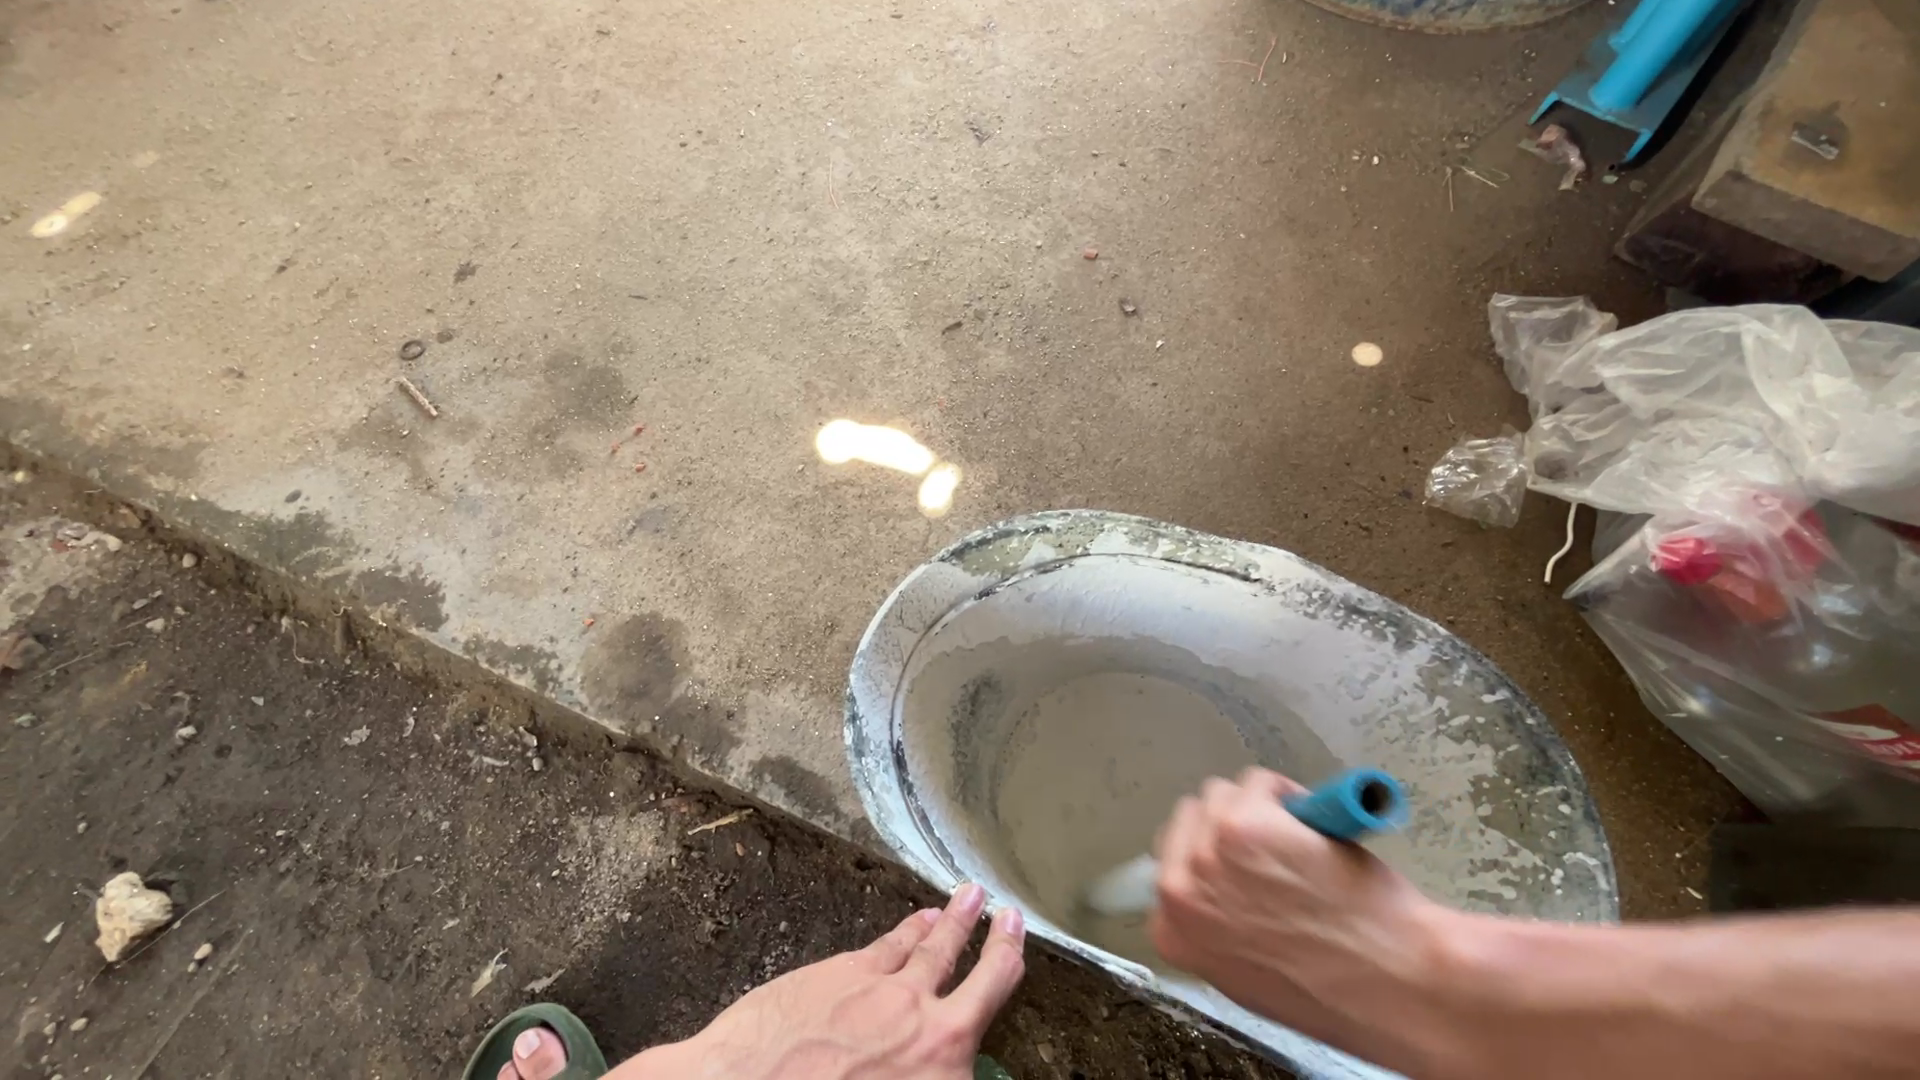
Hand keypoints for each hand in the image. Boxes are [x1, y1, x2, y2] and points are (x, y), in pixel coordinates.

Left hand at [629, 883, 1024, 1079]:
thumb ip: (926, 1069)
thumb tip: (940, 1060)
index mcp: (943, 1068)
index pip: (989, 1020)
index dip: (1008, 975)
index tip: (1016, 955)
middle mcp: (928, 1025)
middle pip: (980, 974)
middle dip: (1000, 942)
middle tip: (1010, 915)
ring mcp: (890, 992)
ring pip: (936, 946)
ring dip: (956, 920)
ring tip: (969, 898)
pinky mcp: (850, 971)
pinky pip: (894, 943)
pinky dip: (913, 928)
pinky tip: (920, 918)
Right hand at [1148, 768, 1453, 1060]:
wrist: (1394, 985)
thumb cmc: (1334, 989)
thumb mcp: (1245, 970)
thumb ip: (1214, 925)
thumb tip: (1220, 886)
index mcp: (1172, 930)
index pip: (1171, 864)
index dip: (1210, 858)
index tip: (1242, 865)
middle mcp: (1178, 888)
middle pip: (1190, 819)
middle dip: (1227, 826)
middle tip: (1275, 854)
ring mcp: (1207, 852)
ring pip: (1221, 795)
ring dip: (1258, 808)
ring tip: (1301, 846)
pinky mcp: (1243, 822)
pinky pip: (1258, 782)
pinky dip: (1288, 795)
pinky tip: (1316, 831)